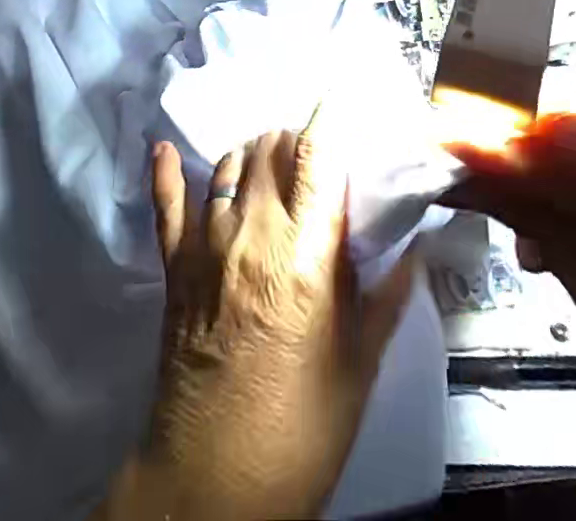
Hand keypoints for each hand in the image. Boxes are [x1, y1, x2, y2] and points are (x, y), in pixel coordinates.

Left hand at [97, 131, 419, 520]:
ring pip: (227, 168)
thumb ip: (384, 296)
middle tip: (315, 150)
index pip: (316, 163)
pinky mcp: (172, 265)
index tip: (339, 99)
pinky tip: (164, 149)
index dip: (329, 122)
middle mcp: (250, 236)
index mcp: (303, 260)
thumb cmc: (300, 427)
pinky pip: (165, 205)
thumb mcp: (358, 365)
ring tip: (272, 158)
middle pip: (269, 152)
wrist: (213, 475)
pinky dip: (166, 173)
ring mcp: (203, 246)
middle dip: (295, 139)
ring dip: (253, 153)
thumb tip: (410, 244)